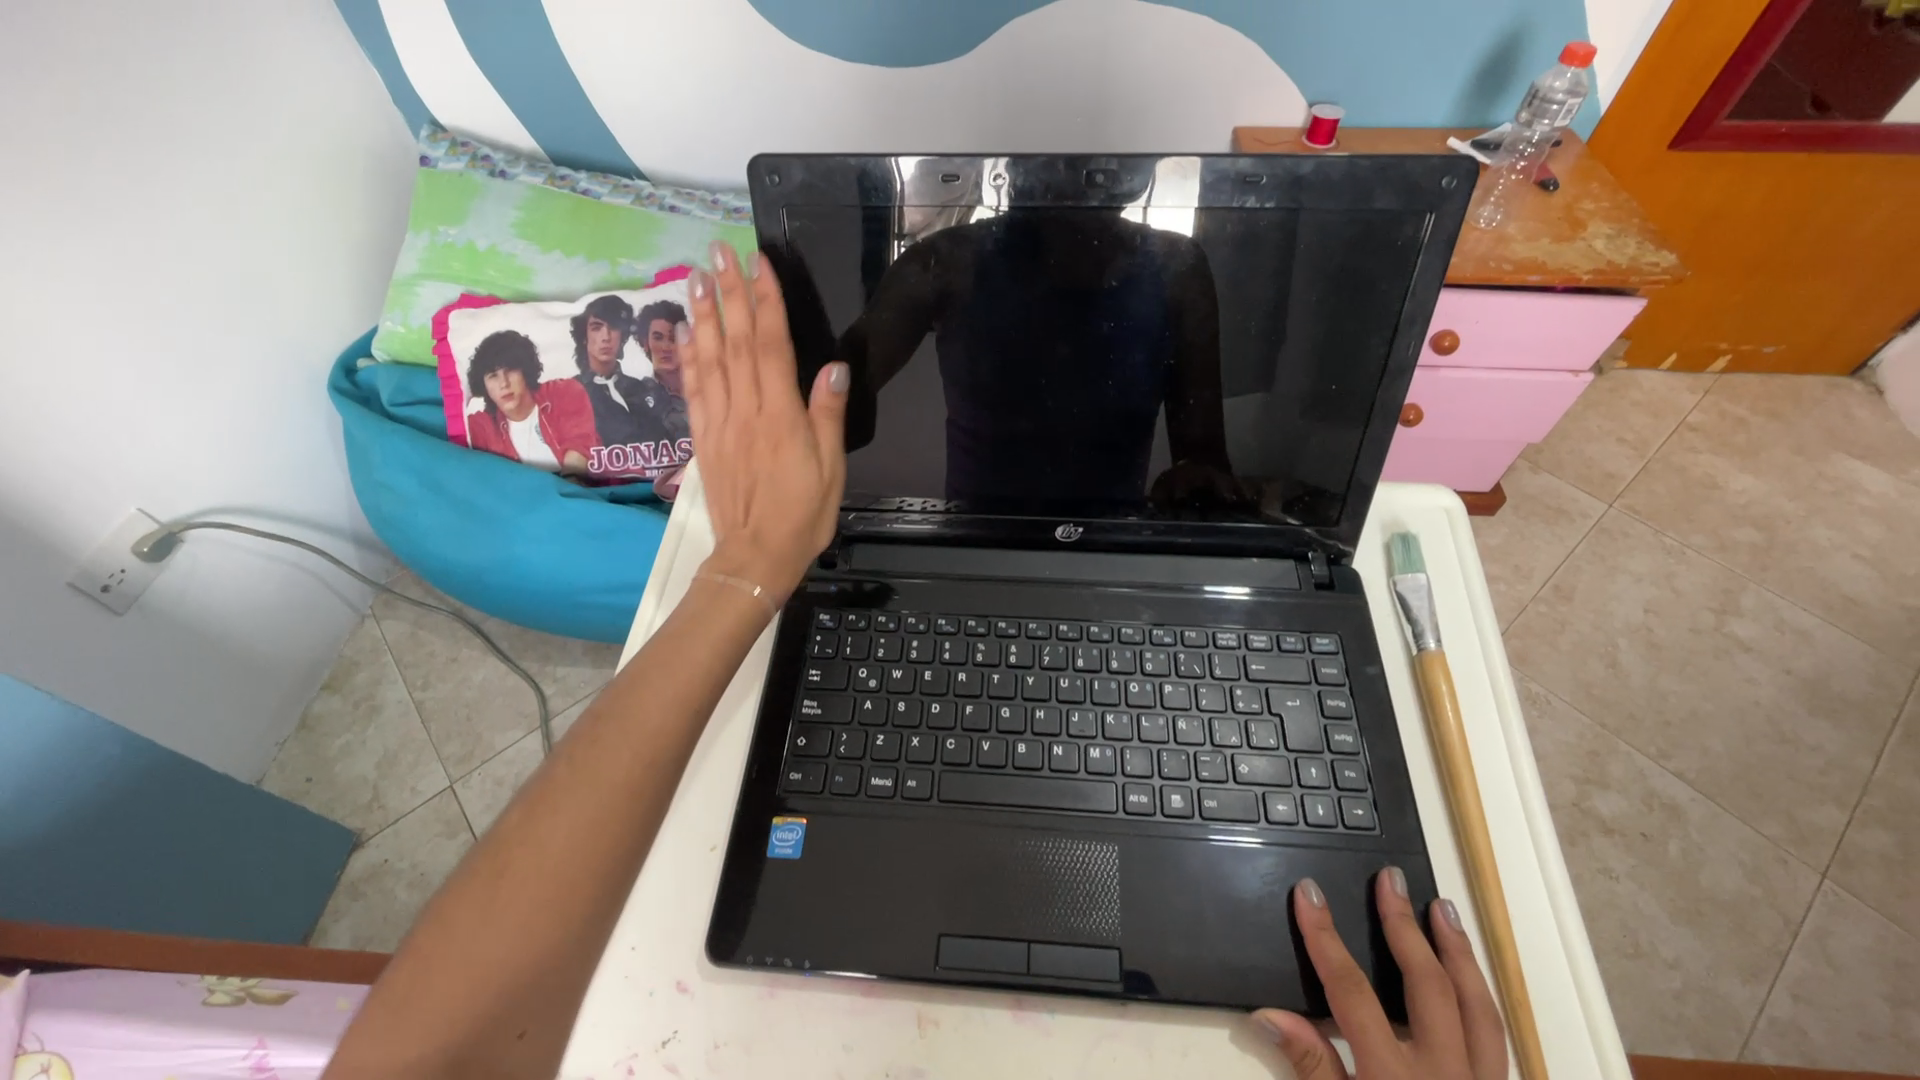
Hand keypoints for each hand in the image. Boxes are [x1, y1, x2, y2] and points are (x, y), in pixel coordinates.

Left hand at [683, 242, 848, 598]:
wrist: (755, 556)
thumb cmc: (803, 515)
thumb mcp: (831, 470)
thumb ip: (827, 416)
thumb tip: (833, 367)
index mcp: (780, 416)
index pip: (771, 346)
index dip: (766, 302)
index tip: (759, 264)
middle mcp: (745, 410)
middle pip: (736, 341)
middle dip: (729, 293)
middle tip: (720, 251)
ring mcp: (719, 422)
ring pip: (710, 358)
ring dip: (704, 313)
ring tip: (697, 275)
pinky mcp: (703, 438)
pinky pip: (694, 388)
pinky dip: (689, 356)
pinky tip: (686, 331)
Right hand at [1252, 871, 1506, 1079]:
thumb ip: (1310, 1069)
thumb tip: (1267, 1012)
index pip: (1353, 994)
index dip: (1326, 938)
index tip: (1309, 893)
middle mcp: (1448, 1078)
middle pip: (1426, 986)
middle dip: (1403, 927)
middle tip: (1391, 879)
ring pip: (1479, 1006)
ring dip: (1457, 952)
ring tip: (1441, 908)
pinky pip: (1498, 1035)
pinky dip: (1481, 993)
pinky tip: (1468, 974)